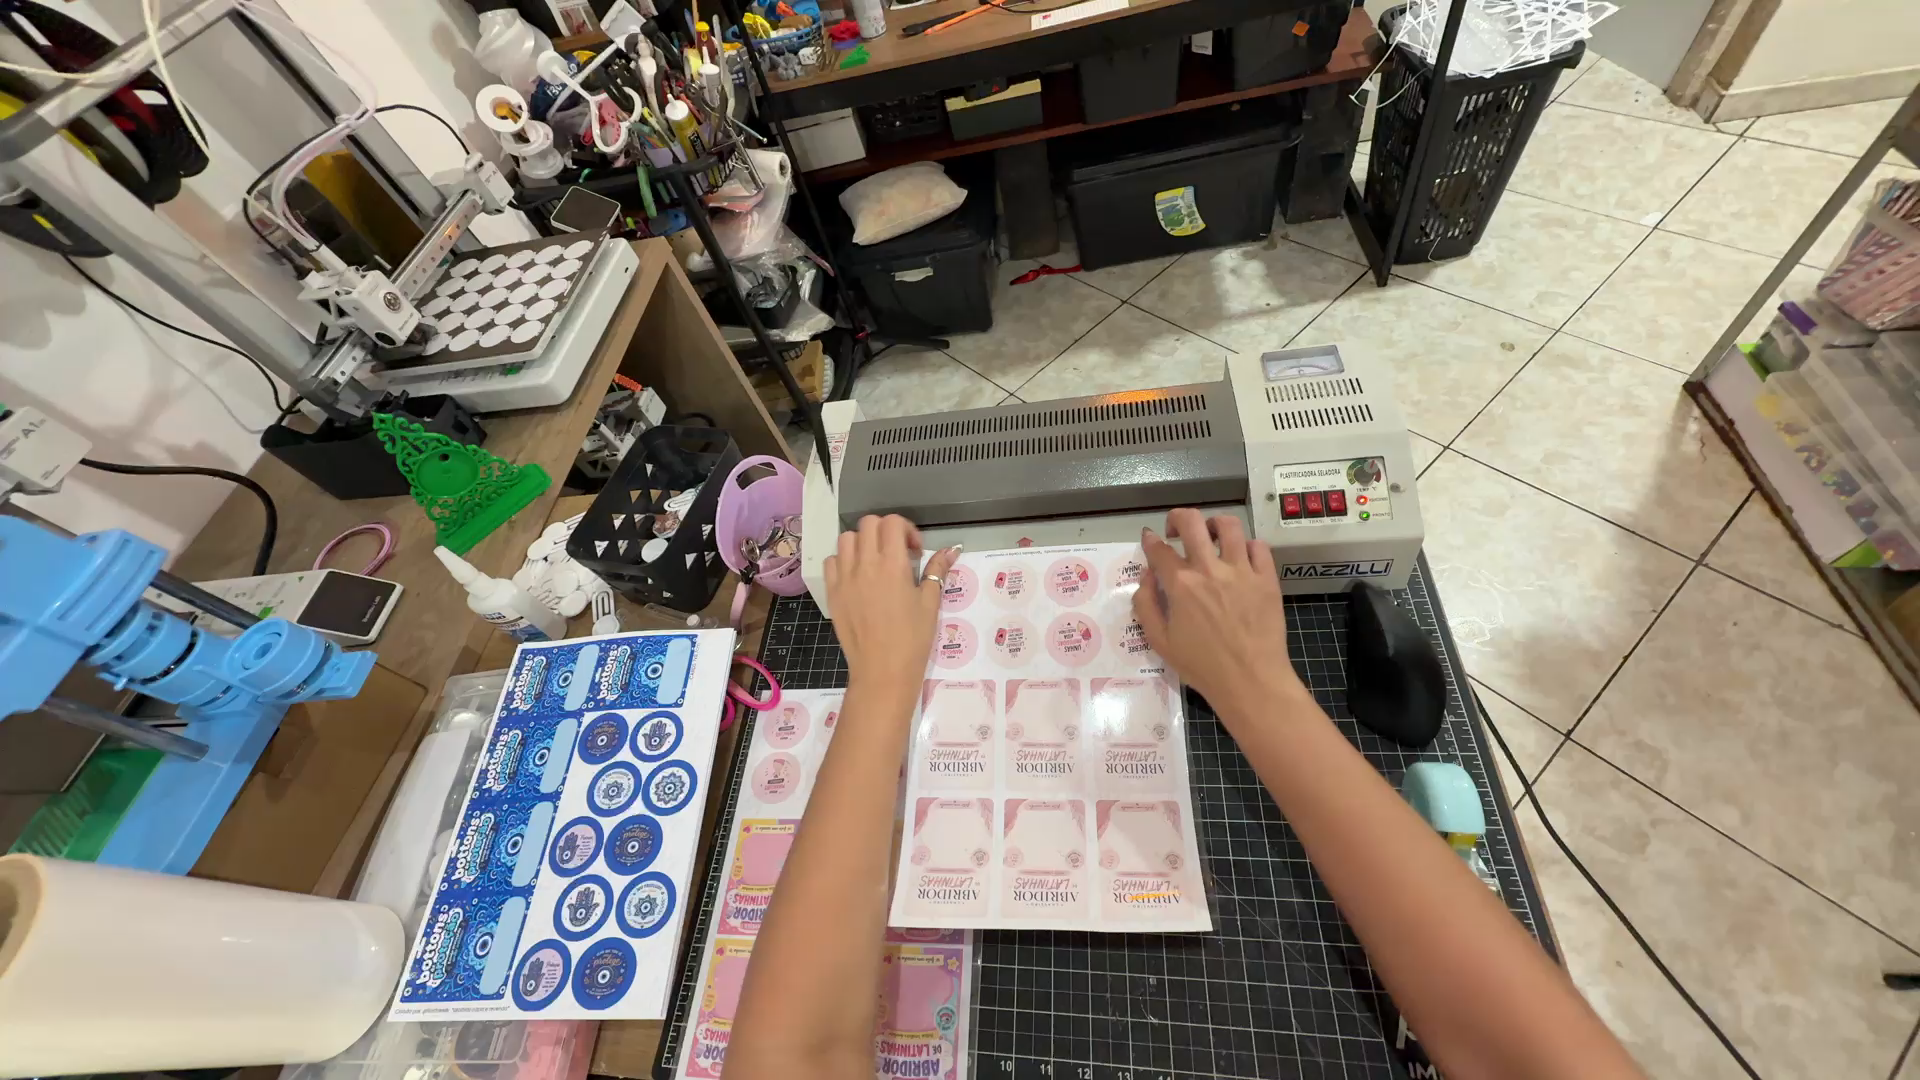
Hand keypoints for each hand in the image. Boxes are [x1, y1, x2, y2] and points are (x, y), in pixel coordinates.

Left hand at [825, 515, 959, 700]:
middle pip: (868, 524)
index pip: (892, 523)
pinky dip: (844, 560)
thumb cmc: (912, 639)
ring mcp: (844, 578)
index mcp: (892, 564)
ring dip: (863, 542)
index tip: (915, 551)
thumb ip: (937, 571)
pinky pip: (832, 562)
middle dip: (886, 530)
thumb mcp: (930, 603)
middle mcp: (864, 564)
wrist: (882, 671)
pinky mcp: (832, 592)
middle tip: (897, 552)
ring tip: (876, 562)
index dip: (906, 529)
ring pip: (846, 539)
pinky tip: (858, 576)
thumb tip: (951, 550)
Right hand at [1132, 509, 1302, 723]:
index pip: (1159, 548)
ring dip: (1213, 525)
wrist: (1250, 681)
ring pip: (1228, 525)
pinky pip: (1258, 546)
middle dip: (1177, 518)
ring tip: (1210, 537)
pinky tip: (1240, 558)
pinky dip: (1246, 545)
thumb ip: (1145, 604)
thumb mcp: (1159, 641)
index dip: (1149, 541)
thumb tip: (1146, 575)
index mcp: (1181, 584)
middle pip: (1191, 521)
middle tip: (1176, 531)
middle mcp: (1210, 569)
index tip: (1149, 540)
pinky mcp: (1267, 578)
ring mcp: (1242, 571)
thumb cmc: (1201, 665)